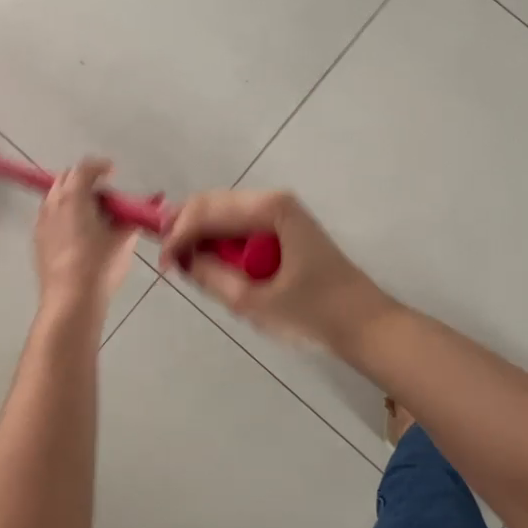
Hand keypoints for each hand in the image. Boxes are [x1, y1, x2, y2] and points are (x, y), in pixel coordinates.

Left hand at [34, 159, 138, 314]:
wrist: (70, 299)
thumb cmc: (100, 265)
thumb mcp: (123, 240)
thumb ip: (130, 219)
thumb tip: (134, 213)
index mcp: (74, 197)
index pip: (85, 168)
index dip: (101, 166)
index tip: (113, 171)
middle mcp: (53, 204)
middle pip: (66, 179)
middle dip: (85, 181)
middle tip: (104, 196)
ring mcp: (41, 222)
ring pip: (56, 198)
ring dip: (73, 199)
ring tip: (92, 216)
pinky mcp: (38, 241)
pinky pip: (51, 217)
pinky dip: (65, 216)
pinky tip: (79, 235)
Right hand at [160, 190, 392, 349]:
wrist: (364, 325)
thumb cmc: (313, 313)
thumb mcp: (254, 301)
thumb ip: (211, 277)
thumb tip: (181, 259)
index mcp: (271, 208)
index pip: (208, 209)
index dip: (179, 233)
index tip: (162, 265)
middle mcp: (275, 201)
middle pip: (215, 206)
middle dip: (187, 231)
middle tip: (168, 265)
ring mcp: (282, 216)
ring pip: (226, 218)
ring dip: (204, 239)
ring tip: (187, 268)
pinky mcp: (285, 233)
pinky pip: (242, 232)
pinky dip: (224, 247)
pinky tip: (215, 268)